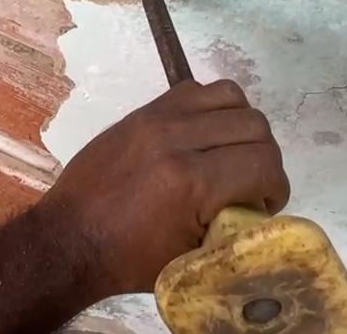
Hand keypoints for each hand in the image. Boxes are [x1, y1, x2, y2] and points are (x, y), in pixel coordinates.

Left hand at [36, 79, 289, 300]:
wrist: (71, 234)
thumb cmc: (130, 258)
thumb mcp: (192, 255)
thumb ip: (233, 224)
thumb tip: (261, 207)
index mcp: (191, 181)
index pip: (264, 163)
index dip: (276, 188)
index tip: (264, 206)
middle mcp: (177, 137)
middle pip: (254, 124)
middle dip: (264, 157)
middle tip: (251, 184)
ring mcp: (158, 116)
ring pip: (230, 95)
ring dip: (241, 125)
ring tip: (230, 154)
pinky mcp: (145, 108)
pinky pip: (195, 88)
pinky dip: (211, 108)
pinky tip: (203, 137)